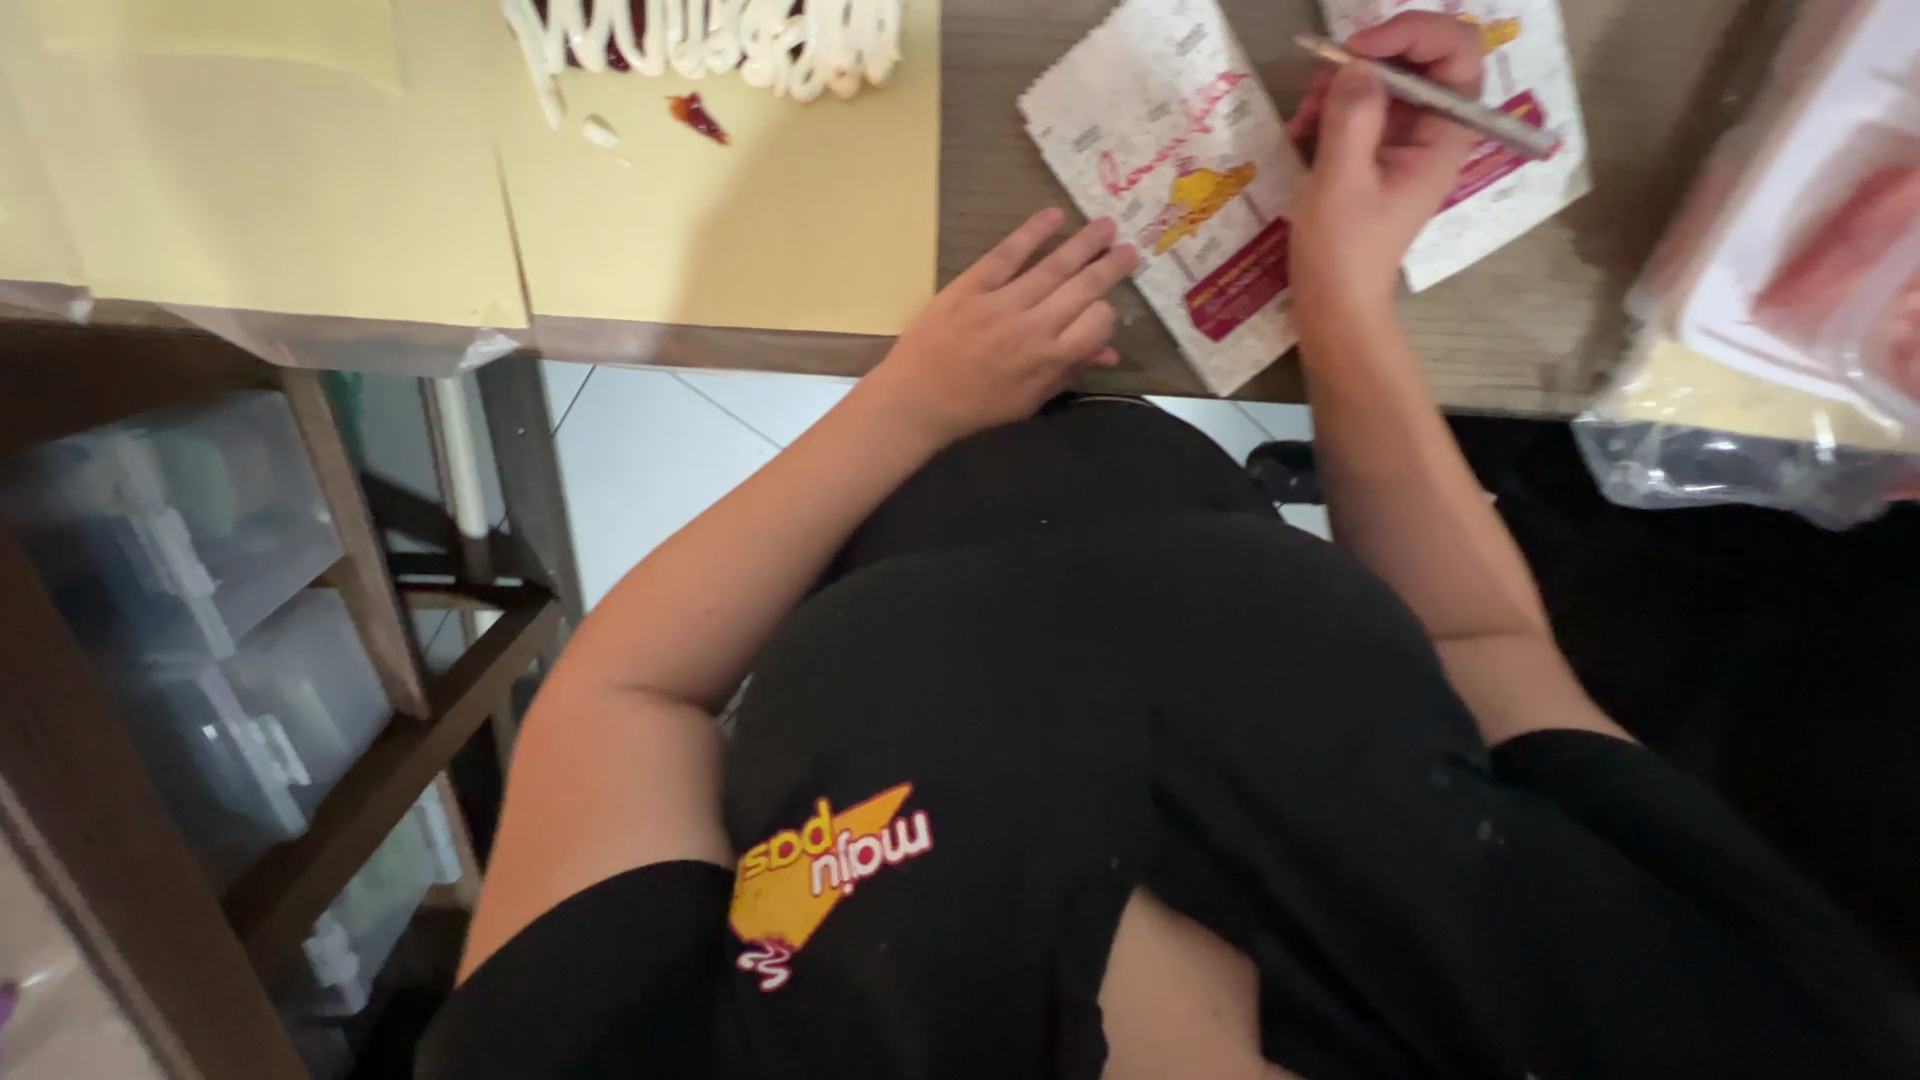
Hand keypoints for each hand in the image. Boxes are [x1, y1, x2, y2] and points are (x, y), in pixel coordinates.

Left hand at [862, 208, 1139, 444]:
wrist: (919, 397)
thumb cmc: (977, 407)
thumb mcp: (1029, 400)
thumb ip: (1069, 372)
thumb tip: (1109, 353)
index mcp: (1049, 358)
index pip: (1097, 323)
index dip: (1106, 315)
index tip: (1102, 310)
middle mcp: (1033, 326)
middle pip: (1084, 288)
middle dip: (1111, 268)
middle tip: (1130, 249)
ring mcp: (1003, 302)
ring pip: (1054, 266)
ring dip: (1085, 243)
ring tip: (1107, 226)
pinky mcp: (973, 285)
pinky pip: (1009, 253)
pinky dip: (1032, 232)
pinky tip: (1054, 215)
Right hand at [1289, 13, 1483, 322]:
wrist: (1333, 305)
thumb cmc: (1342, 251)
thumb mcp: (1341, 182)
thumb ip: (1352, 117)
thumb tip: (1354, 66)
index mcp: (1444, 135)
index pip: (1455, 49)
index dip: (1411, 32)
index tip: (1356, 48)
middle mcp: (1433, 132)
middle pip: (1417, 60)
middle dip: (1366, 61)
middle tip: (1319, 84)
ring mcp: (1404, 145)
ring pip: (1384, 83)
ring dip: (1340, 87)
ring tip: (1303, 115)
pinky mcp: (1376, 159)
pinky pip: (1361, 113)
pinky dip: (1331, 112)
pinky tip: (1301, 131)